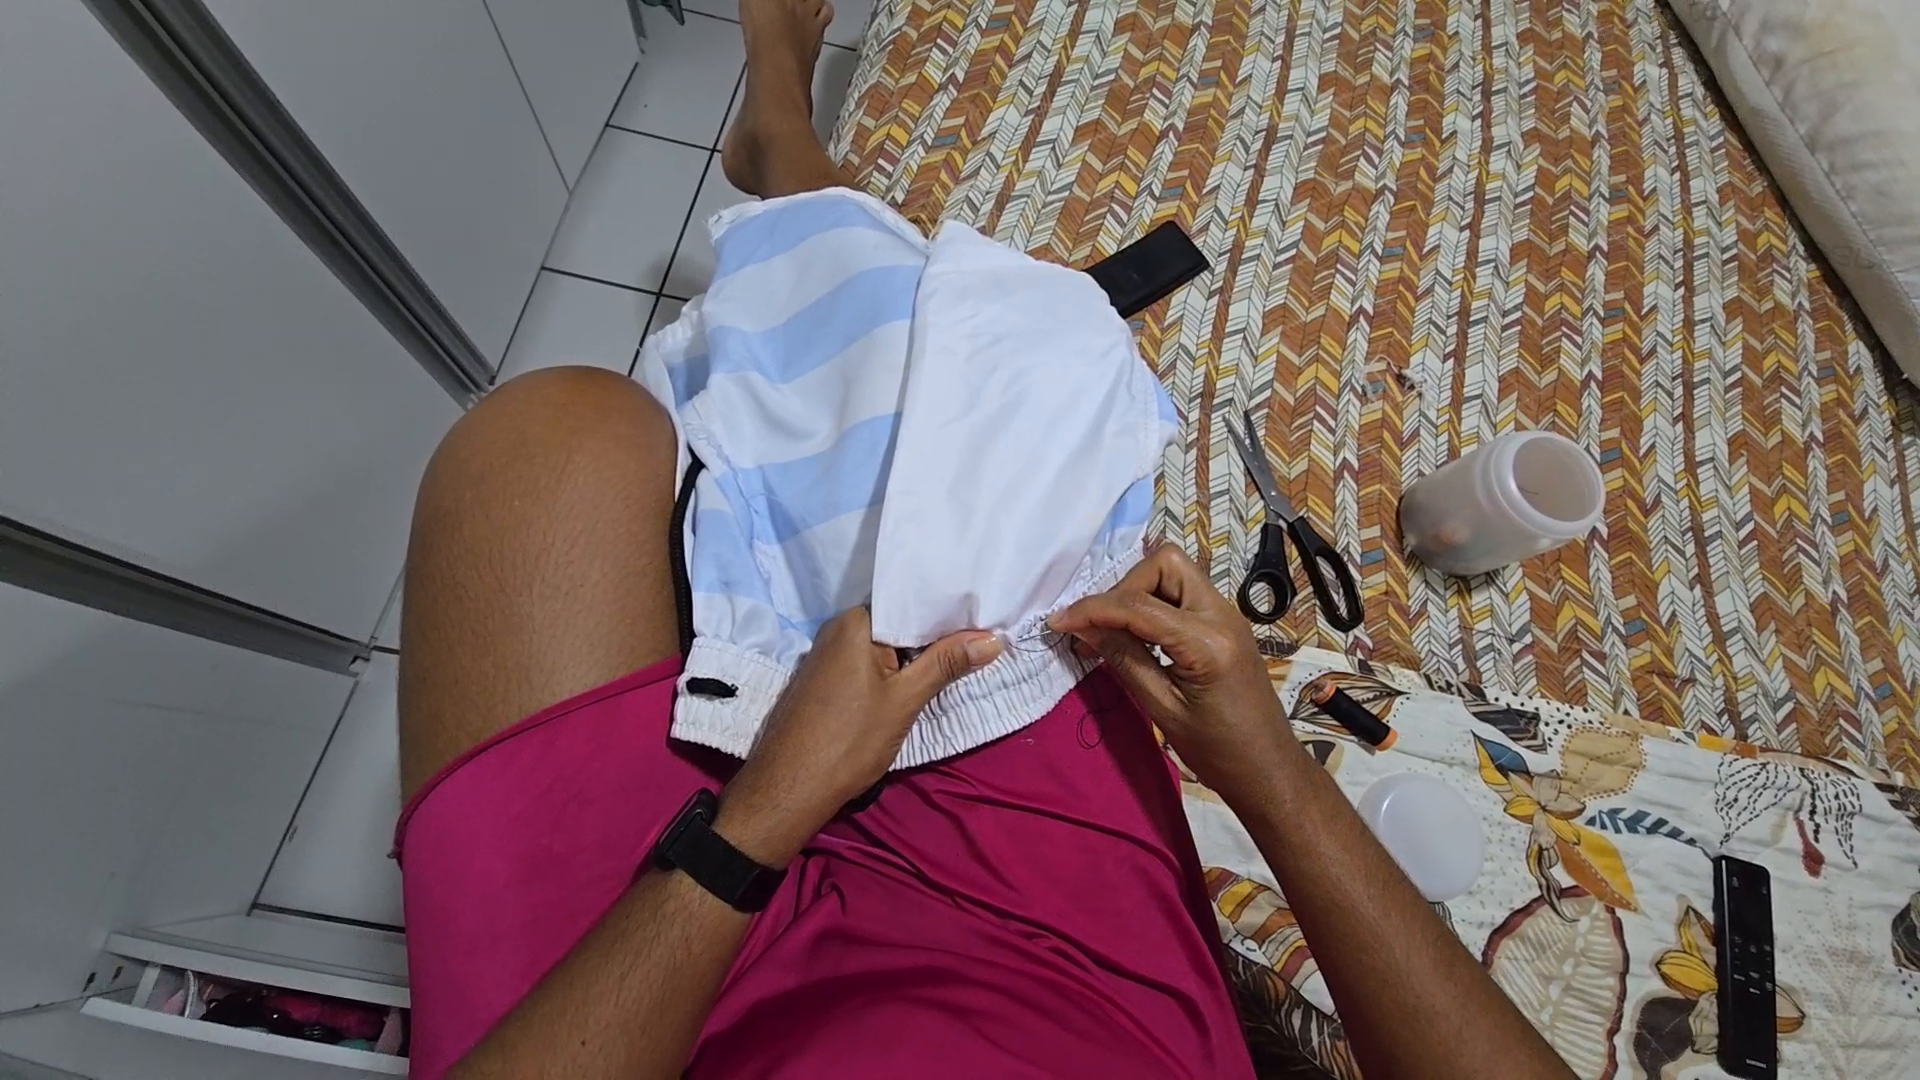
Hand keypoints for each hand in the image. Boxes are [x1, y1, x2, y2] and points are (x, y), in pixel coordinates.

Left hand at [715, 607, 1001, 864]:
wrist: (788, 792)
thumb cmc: (849, 741)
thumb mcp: (905, 700)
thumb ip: (948, 663)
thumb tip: (995, 638)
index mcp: (857, 621)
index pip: (912, 602)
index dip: (949, 611)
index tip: (985, 616)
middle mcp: (839, 629)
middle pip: (900, 624)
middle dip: (936, 635)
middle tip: (983, 637)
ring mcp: (829, 655)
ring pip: (886, 647)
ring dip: (916, 656)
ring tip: (962, 656)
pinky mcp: (826, 679)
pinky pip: (869, 663)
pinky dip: (894, 671)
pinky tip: (919, 681)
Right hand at [1048, 545, 1304, 808]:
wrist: (1267, 768)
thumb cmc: (1216, 750)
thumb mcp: (1162, 708)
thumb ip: (1124, 659)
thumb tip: (1083, 629)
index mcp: (1207, 642)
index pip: (1138, 604)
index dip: (1093, 609)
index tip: (1059, 622)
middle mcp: (1221, 614)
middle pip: (1164, 563)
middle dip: (1124, 587)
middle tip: (1101, 628)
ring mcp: (1226, 614)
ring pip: (1174, 572)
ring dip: (1138, 592)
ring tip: (1114, 631)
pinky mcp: (1224, 621)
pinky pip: (1182, 593)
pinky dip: (1153, 603)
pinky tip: (1136, 635)